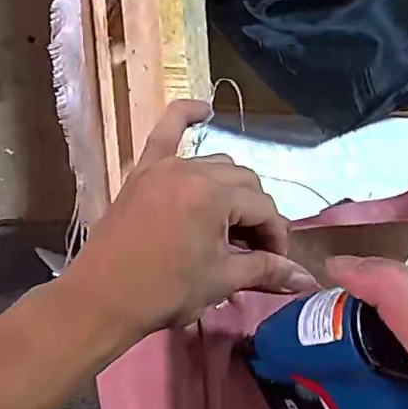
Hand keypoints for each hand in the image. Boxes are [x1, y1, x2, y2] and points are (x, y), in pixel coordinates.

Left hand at [58, 100, 318, 340]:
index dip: (276, 236)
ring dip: (231, 189)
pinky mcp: (142, 172)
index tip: (275, 262)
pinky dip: (184, 115)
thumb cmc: (164, 292)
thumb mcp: (220, 280)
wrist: (101, 300)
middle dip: (256, 215)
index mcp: (213, 196)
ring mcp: (163, 167)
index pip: (263, 208)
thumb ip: (265, 269)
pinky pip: (164, 132)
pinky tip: (202, 108)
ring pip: (216, 164)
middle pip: (244, 182)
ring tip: (231, 223)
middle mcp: (191, 170)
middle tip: (252, 249)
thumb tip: (306, 279)